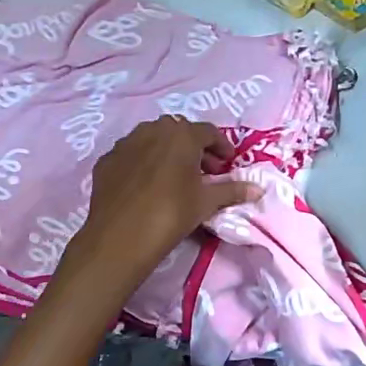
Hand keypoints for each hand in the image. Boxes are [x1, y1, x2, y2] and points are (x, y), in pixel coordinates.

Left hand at [57, 117, 259, 290]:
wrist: (120, 236)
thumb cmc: (171, 214)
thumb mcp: (206, 202)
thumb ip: (232, 190)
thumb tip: (258, 189)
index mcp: (181, 134)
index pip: (209, 132)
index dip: (222, 147)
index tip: (228, 165)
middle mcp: (152, 130)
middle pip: (179, 133)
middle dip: (195, 149)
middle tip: (204, 173)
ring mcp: (125, 143)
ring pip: (152, 140)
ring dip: (167, 153)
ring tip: (175, 178)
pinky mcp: (106, 160)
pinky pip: (131, 155)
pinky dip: (143, 164)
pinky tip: (147, 186)